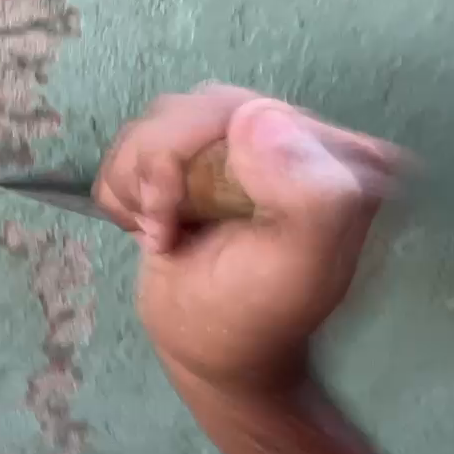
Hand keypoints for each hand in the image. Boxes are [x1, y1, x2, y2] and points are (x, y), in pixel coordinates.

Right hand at [93, 85, 402, 396]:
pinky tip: (152, 224)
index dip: (185, 151)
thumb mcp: (297, 269)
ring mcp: (232, 144)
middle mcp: (283, 136)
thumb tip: (257, 113)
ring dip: (135, 188)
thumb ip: (308, 193)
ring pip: (149, 125)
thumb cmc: (255, 317)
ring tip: (161, 234)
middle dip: (154, 175)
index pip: (234, 107)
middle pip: (183, 110)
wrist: (205, 347)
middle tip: (162, 230)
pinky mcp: (191, 156)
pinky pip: (130, 142)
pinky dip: (123, 190)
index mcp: (330, 153)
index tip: (173, 214)